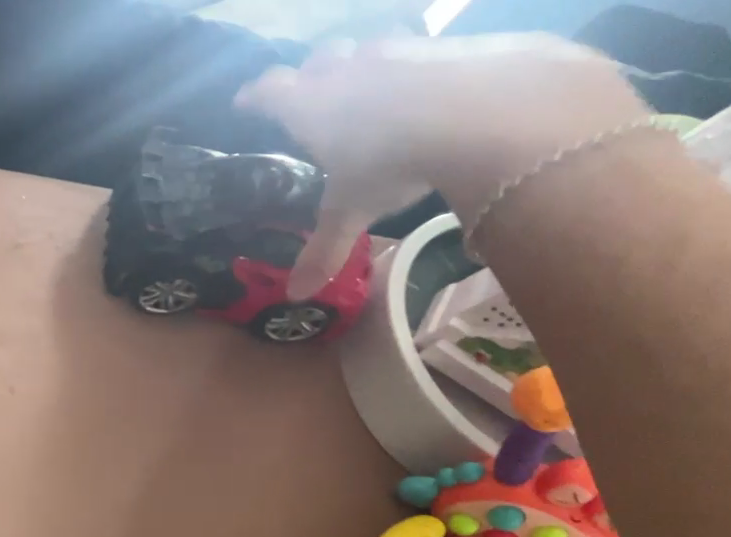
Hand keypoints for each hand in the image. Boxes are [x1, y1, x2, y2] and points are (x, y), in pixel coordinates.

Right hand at [235, 35, 649, 298]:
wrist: (486, 110)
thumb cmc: (393, 162)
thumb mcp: (353, 211)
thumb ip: (324, 248)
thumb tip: (295, 296)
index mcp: (312, 106)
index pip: (270, 91)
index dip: (255, 95)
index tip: (244, 100)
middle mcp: (351, 70)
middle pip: (320, 58)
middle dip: (312, 71)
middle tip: (312, 89)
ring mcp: (402, 52)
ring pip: (372, 46)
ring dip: (365, 61)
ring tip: (371, 84)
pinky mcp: (454, 45)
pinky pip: (425, 51)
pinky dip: (417, 67)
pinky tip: (428, 87)